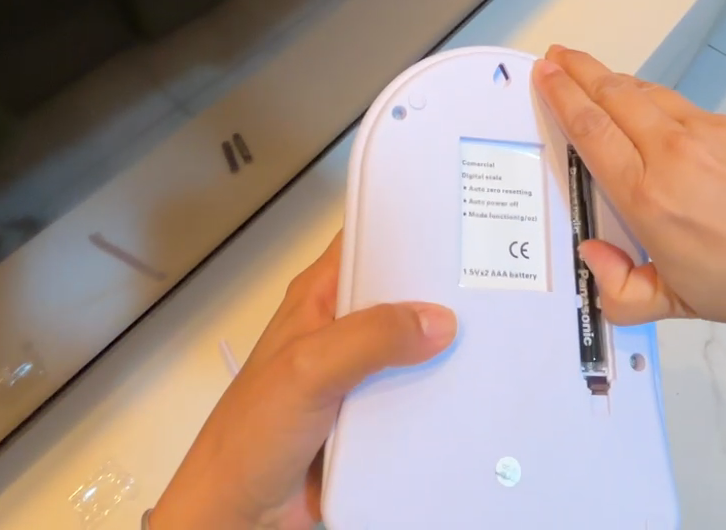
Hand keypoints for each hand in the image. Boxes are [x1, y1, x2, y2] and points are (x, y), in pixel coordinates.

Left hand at [151, 235, 455, 529]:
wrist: (238, 514)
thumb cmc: (246, 436)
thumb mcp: (308, 370)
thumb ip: (369, 338)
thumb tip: (434, 320)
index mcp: (319, 295)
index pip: (367, 241)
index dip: (406, 228)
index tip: (451, 225)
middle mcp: (341, 325)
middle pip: (400, 293)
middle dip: (436, 291)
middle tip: (482, 286)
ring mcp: (358, 369)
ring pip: (412, 344)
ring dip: (440, 347)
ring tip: (486, 336)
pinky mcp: (372, 411)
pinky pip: (414, 390)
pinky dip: (436, 391)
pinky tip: (464, 390)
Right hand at [531, 46, 725, 349]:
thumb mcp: (679, 305)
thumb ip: (621, 289)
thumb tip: (594, 254)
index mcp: (648, 196)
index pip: (590, 130)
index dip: (561, 95)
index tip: (543, 72)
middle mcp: (671, 152)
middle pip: (612, 94)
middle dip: (579, 69)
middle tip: (556, 53)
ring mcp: (710, 133)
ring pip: (648, 93)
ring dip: (614, 80)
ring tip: (594, 75)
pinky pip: (684, 106)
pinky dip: (654, 99)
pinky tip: (654, 110)